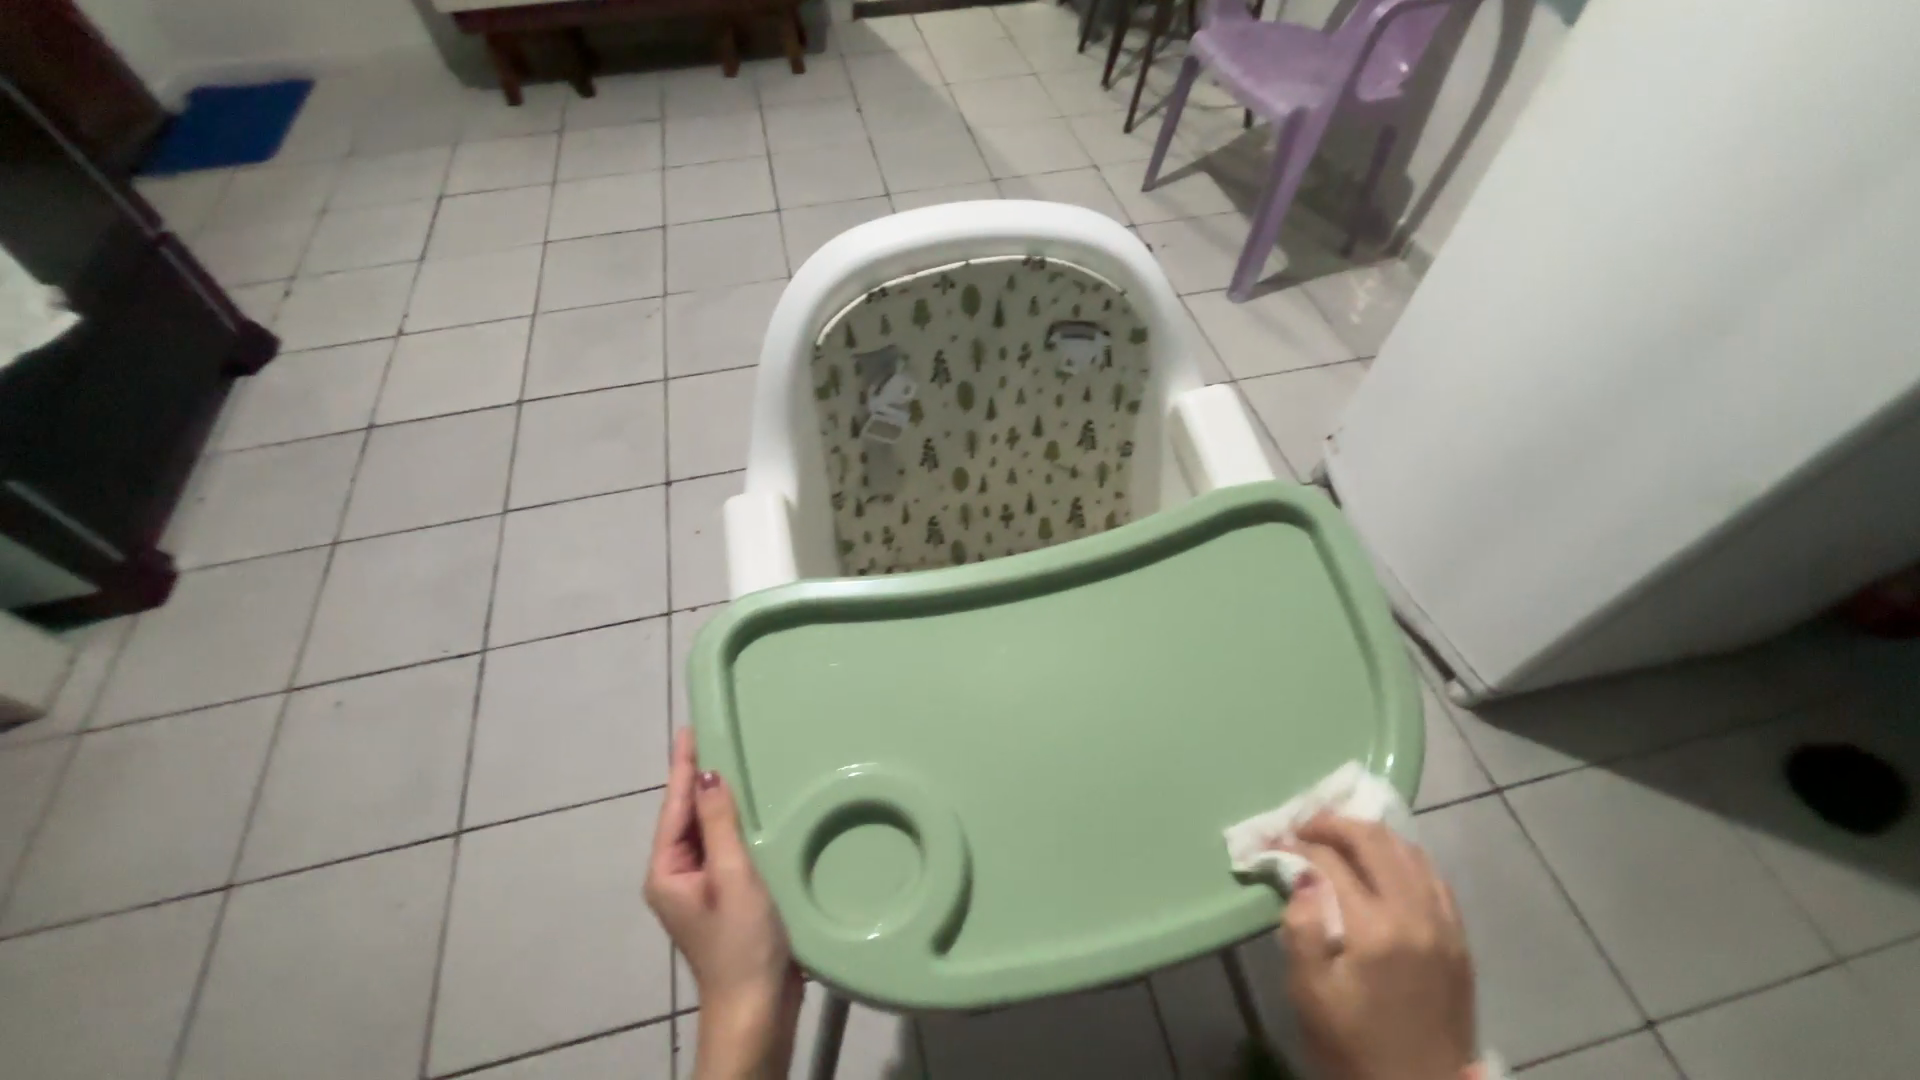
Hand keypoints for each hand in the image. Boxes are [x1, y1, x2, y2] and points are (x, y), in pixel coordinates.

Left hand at [645, 730, 802, 1079]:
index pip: (675, 805)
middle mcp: (678, 876)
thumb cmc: (741, 941)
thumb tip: (705, 774)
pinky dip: (739, 823)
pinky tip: (758, 808)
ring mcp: (702, 888)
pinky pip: (728, 848)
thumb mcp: (732, 876)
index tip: (689, 729)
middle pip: (689, 816)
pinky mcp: (728, 897)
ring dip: (721, 799)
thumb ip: (719, 823)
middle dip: (700, 778)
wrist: (757, 1010)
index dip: (683, 766)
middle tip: (718, 736)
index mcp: (667, 871)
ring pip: (710, 831)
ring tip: (737, 759)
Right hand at [1276, 816, 1479, 1079]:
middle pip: (1375, 841)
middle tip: (1303, 828)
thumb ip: (1302, 928)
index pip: (1331, 861)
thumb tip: (1302, 875)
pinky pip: (1433, 876)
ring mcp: (1444, 924)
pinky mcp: (1458, 939)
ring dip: (1370, 835)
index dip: (1296, 845)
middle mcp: (1416, 914)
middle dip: (1333, 825)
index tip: (1272, 842)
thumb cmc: (1354, 1046)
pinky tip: (1382, 865)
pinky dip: (1403, 857)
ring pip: (1409, 851)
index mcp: (1376, 929)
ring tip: (1338, 839)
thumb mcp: (1310, 994)